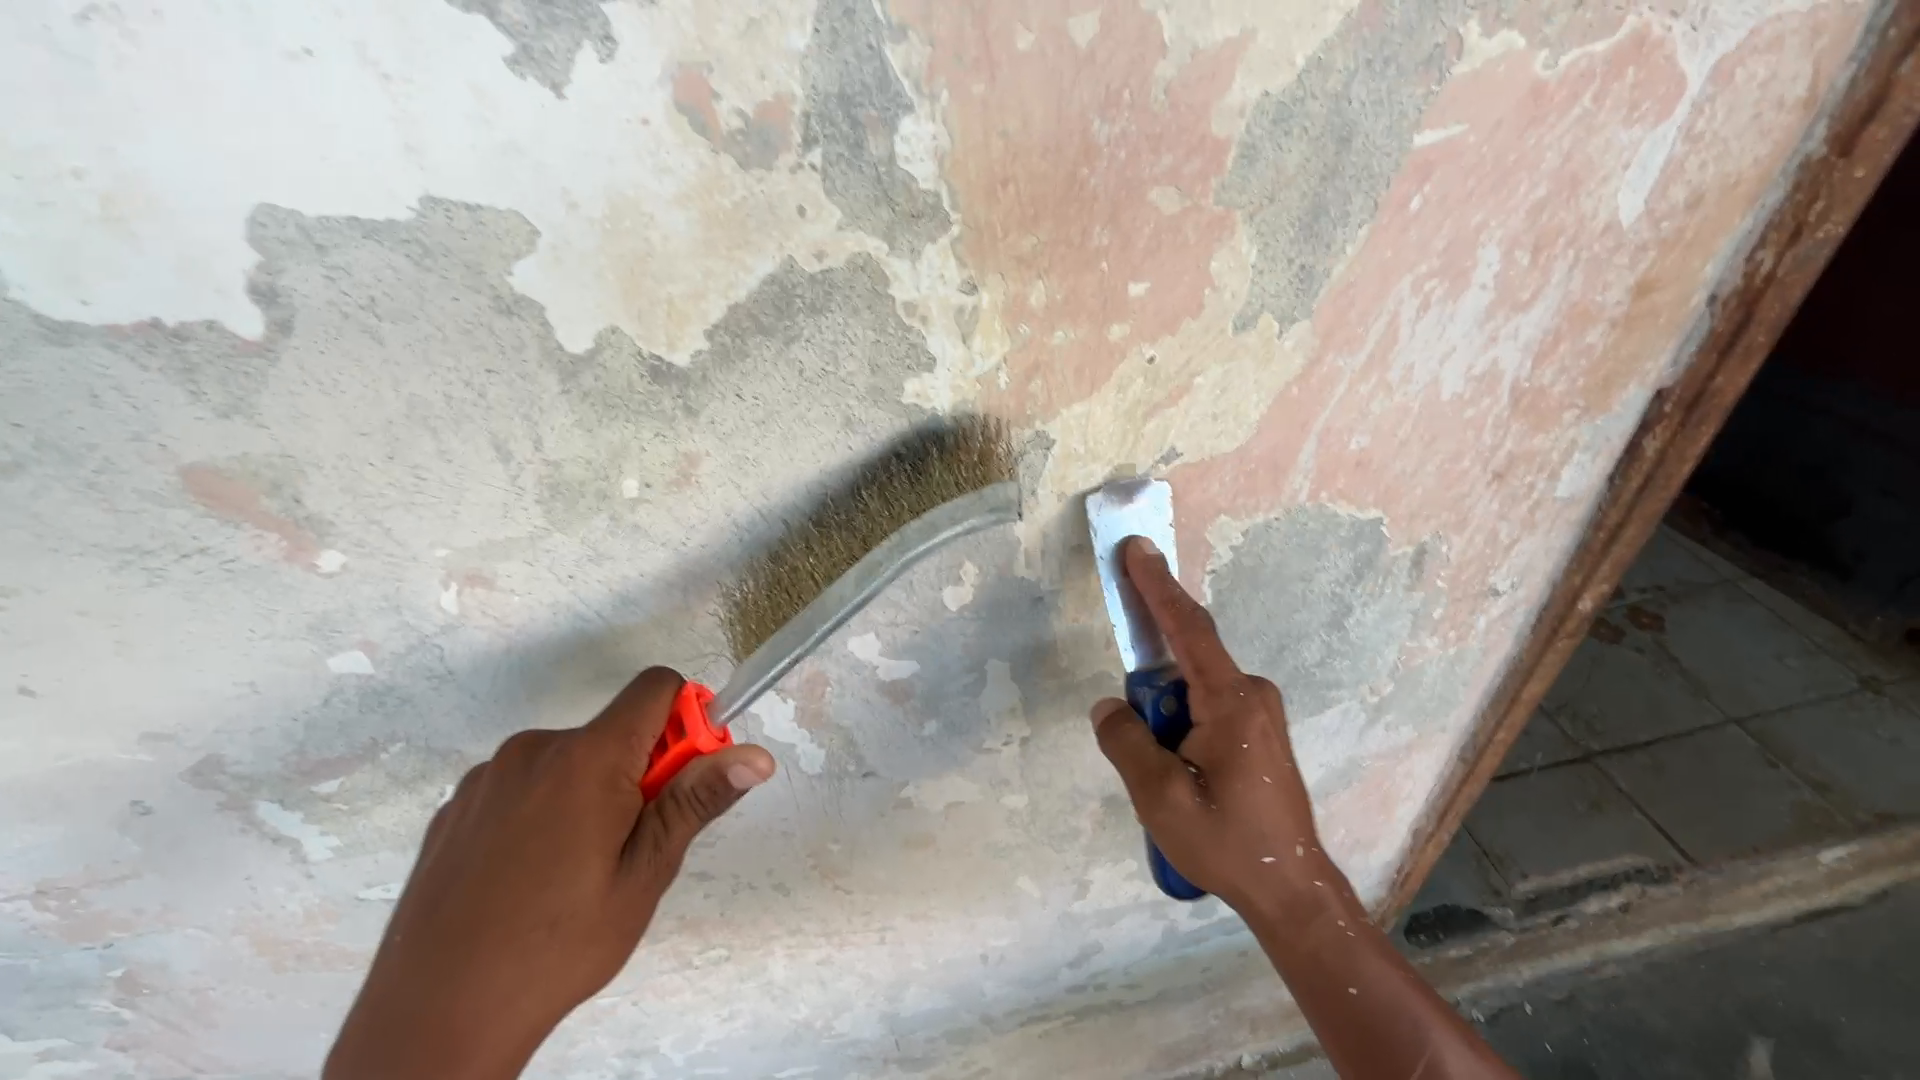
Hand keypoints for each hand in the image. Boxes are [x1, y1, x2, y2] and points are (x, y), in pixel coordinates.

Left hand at [325, 667, 776, 1079]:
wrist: (432, 1017)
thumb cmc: (558, 945)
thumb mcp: (645, 875)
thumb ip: (697, 802)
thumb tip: (757, 756)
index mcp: (587, 757)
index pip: (657, 687)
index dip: (688, 718)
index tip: (687, 775)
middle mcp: (533, 749)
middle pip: (613, 730)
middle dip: (640, 771)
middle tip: (634, 846)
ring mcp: (486, 778)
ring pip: (568, 761)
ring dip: (590, 793)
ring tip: (576, 872)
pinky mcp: (454, 808)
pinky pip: (522, 787)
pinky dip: (543, 812)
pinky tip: (529, 878)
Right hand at [1090, 537, 1326, 914]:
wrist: (1291, 888)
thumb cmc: (1228, 843)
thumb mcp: (1160, 798)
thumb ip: (1126, 742)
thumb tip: (1109, 707)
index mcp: (1231, 702)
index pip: (1188, 628)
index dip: (1157, 587)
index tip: (1136, 548)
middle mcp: (1251, 694)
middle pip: (1182, 666)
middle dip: (1151, 701)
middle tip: (1150, 763)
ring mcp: (1259, 712)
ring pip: (1190, 694)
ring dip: (1165, 724)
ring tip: (1172, 787)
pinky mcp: (1258, 732)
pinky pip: (1205, 710)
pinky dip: (1180, 729)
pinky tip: (1184, 780)